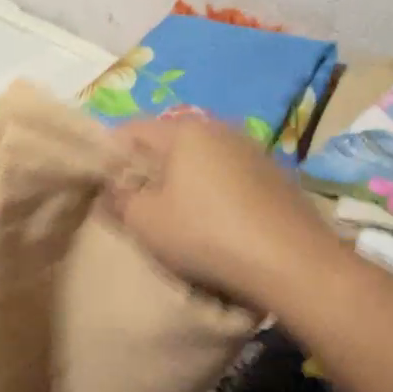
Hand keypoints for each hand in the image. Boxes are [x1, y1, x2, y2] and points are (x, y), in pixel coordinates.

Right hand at [106, 117, 343, 307]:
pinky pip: (229, 176)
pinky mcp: (276, 176)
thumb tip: (108, 187)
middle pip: (168, 142)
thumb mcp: (144, 222)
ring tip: (173, 214)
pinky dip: (213, 191)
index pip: (131, 129)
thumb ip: (117, 199)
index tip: (100, 184)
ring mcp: (253, 150)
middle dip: (147, 167)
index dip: (109, 154)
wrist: (292, 263)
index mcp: (184, 130)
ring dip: (182, 180)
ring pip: (201, 159)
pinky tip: (213, 221)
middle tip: (133, 202)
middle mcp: (219, 128)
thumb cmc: (205, 235)